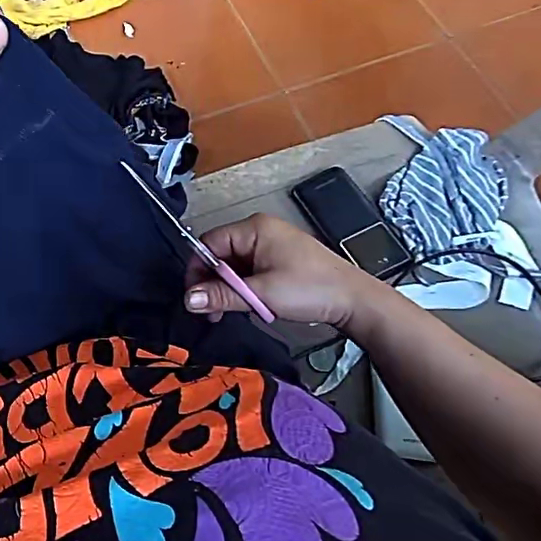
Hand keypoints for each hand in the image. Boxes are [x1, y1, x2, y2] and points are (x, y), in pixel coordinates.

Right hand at [183, 214, 382, 327]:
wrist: (352, 300)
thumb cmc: (312, 289)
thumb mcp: (261, 294)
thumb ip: (222, 295)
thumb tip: (189, 299)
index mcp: (254, 229)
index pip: (209, 243)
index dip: (198, 270)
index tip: (195, 297)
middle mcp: (261, 231)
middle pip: (220, 254)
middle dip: (213, 283)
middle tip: (212, 311)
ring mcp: (270, 245)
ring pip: (234, 266)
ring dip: (229, 289)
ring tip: (233, 310)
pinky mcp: (278, 260)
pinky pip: (249, 271)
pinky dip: (244, 289)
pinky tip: (250, 305)